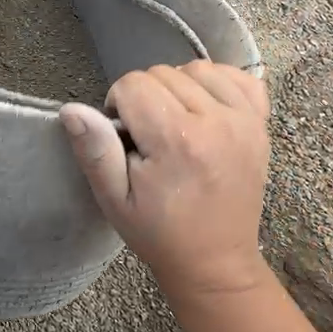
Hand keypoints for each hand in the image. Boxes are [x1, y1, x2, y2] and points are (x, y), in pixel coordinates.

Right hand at [60, 62, 270, 299]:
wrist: (216, 262)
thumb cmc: (158, 231)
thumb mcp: (113, 198)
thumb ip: (94, 150)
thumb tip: (71, 109)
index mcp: (176, 140)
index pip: (132, 84)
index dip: (117, 106)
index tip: (125, 139)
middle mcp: (215, 122)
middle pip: (162, 73)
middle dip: (145, 98)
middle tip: (147, 138)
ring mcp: (244, 122)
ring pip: (195, 69)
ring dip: (177, 87)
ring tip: (173, 121)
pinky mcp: (261, 126)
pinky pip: (239, 77)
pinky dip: (217, 83)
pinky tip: (205, 107)